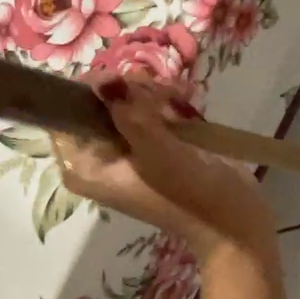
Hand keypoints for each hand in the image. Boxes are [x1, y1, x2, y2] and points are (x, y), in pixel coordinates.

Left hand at [52, 71, 278, 260]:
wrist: (232, 220)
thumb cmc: (187, 192)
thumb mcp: (156, 151)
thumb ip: (128, 113)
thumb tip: (104, 79)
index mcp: (87, 168)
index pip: (67, 117)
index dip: (89, 92)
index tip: (118, 79)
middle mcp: (104, 157)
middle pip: (101, 106)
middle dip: (130, 92)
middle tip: (158, 91)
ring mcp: (134, 151)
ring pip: (130, 105)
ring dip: (154, 94)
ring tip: (180, 95)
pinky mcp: (162, 147)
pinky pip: (154, 114)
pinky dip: (169, 103)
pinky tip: (187, 97)